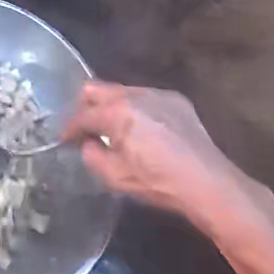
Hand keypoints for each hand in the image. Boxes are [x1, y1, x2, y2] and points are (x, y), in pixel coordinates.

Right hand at [62, 81, 240, 219]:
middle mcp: (134, 94)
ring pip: (121, 91)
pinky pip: (145, 97)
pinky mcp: (175, 99)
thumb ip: (92, 154)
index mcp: (116, 112)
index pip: (82, 115)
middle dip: (85, 107)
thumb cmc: (158, 183)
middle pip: (96, 89)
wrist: (208, 183)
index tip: (65, 139)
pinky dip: (137, 109)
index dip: (70, 128)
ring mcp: (157, 93)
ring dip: (112, 107)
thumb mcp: (115, 177)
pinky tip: (144, 130)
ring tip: (115, 130)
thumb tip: (88, 142)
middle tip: (86, 129)